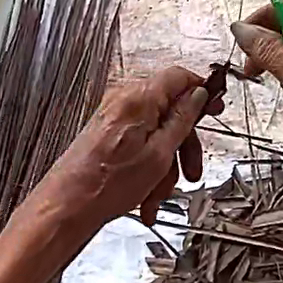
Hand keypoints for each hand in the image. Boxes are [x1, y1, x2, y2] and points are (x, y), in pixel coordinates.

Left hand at [21, 65, 225, 233]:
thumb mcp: (160, 154)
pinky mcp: (107, 134)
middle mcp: (124, 101)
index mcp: (138, 98)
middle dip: (184, 145)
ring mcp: (114, 117)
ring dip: (165, 166)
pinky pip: (140, 146)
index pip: (178, 76)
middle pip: (170, 110)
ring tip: (159, 195)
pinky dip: (148, 169)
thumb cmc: (106, 185)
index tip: (215, 107)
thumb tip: (199, 95)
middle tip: (192, 169)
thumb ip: (182, 120)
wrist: (68, 206)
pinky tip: (145, 198)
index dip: (201, 90)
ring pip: (156, 134)